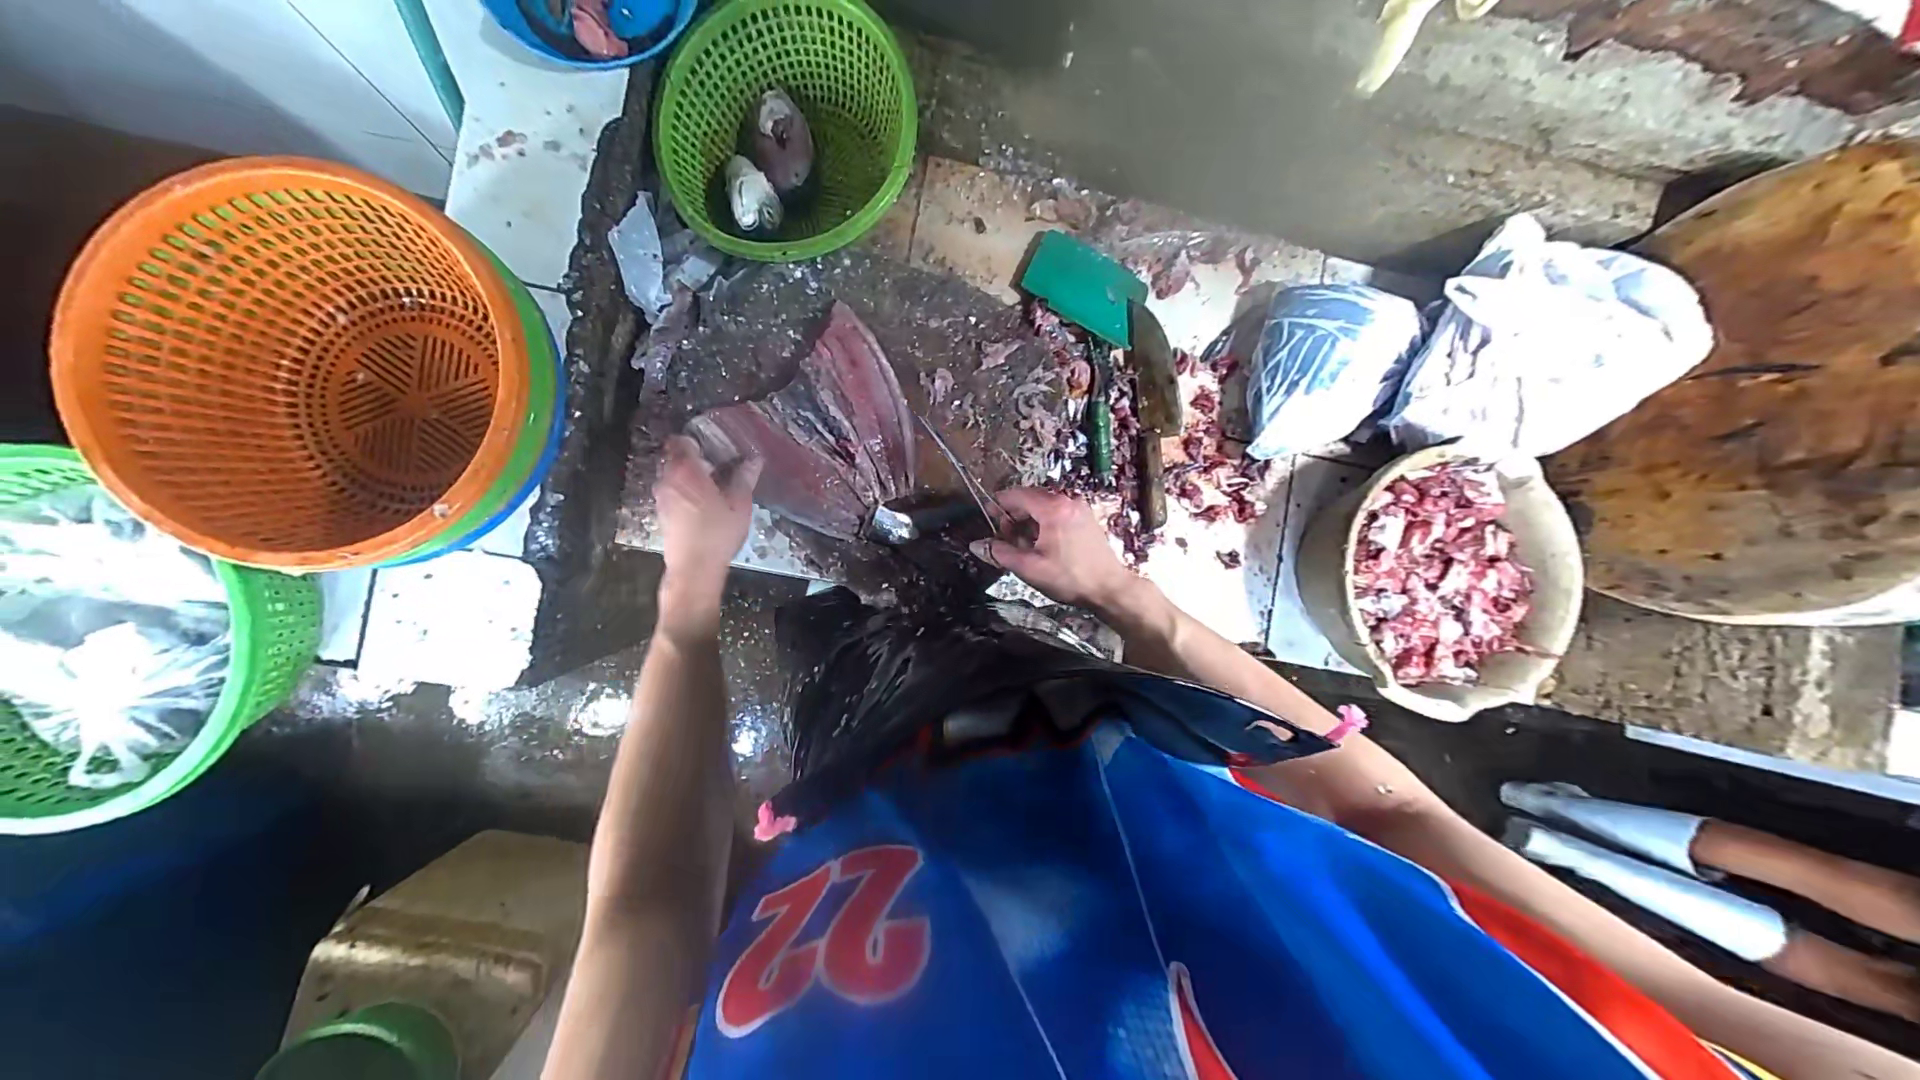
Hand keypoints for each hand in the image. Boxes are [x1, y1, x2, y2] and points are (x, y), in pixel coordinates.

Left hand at [657, 435, 760, 599]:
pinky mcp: (661, 513)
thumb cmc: (717, 535)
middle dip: (695, 459)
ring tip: (713, 487)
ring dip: (690, 478)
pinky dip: (684, 493)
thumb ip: (744, 478)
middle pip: (676, 458)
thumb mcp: (739, 505)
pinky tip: (703, 505)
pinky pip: (672, 492)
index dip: (696, 441)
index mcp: (686, 471)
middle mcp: (667, 480)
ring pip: (673, 476)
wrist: (693, 570)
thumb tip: (753, 461)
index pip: (681, 441)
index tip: (713, 446)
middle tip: (719, 466)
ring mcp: (661, 497)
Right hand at [968, 488, 1136, 610]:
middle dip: (1013, 514)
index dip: (999, 504)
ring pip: (1044, 506)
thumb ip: (1001, 553)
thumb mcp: (1030, 568)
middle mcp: (1068, 501)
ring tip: (1021, 543)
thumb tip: (978, 545)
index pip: (1018, 494)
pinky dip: (1044, 522)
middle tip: (1004, 535)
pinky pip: (1058, 512)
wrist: (1109, 588)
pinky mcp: (1086, 519)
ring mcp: (1080, 508)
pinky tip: (1040, 543)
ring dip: (1028, 519)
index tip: (988, 516)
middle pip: (1031, 498)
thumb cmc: (1069, 578)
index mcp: (1053, 509)